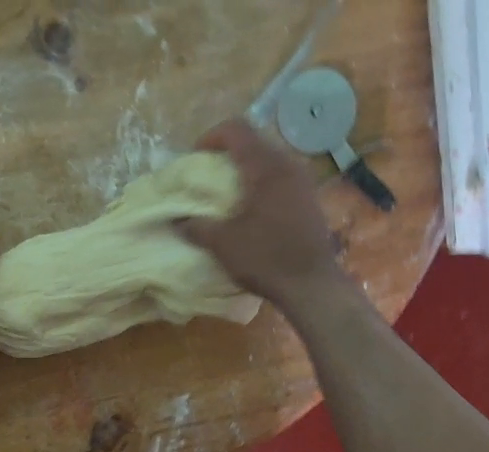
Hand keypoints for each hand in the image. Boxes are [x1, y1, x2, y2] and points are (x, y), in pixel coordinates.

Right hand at [174, 119, 346, 312]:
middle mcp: (288, 165)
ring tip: (229, 194)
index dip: (212, 137)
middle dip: (228, 154)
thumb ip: (197, 227)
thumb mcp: (223, 244)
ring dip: (246, 170)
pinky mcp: (310, 199)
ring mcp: (303, 181)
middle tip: (210, 175)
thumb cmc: (265, 259)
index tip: (196, 157)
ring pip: (269, 160)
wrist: (310, 285)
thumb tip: (177, 221)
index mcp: (265, 167)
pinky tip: (253, 209)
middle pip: (254, 142)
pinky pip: (282, 178)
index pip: (237, 130)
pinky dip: (262, 184)